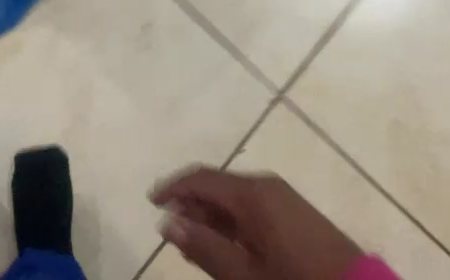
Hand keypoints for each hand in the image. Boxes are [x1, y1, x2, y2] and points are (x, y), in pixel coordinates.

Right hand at [150, 166, 363, 279]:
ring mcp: (284, 198)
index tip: (151, 203)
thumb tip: (167, 221)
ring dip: (213, 217)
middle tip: (174, 234)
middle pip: (217, 187)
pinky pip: (254, 208)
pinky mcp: (297, 214)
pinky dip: (234, 223)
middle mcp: (266, 186)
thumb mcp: (245, 276)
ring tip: (198, 246)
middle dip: (192, 206)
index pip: (200, 178)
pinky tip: (229, 248)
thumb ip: (204, 247)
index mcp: (251, 194)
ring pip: (235, 199)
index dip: (173, 188)